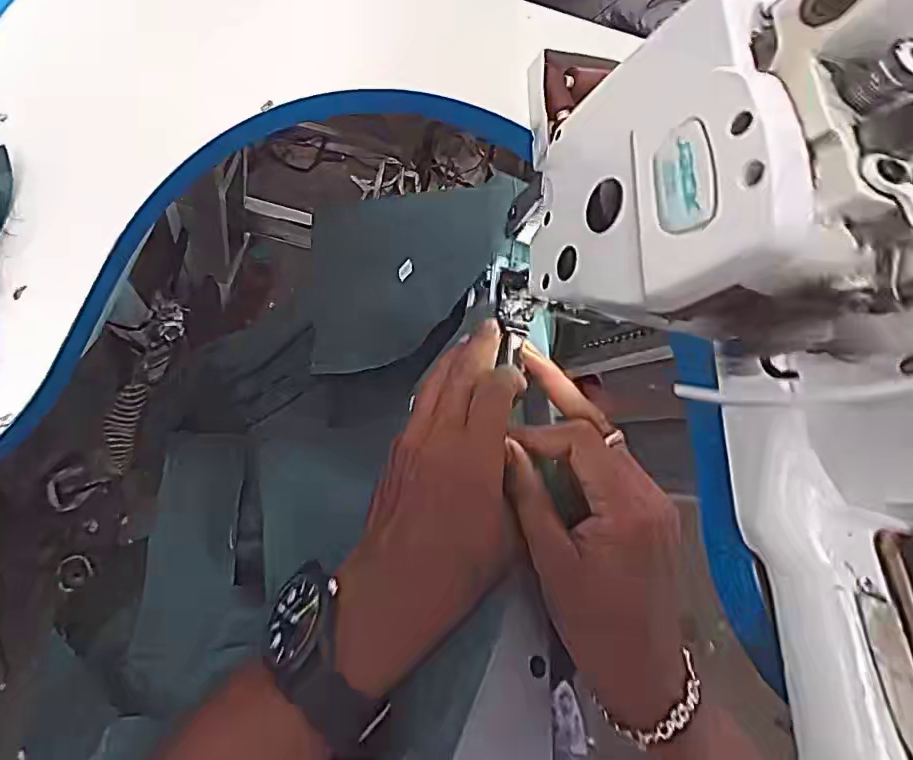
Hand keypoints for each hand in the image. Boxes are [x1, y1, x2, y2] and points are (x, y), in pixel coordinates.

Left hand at [333, 320, 524, 696]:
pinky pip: (421, 399)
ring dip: (454, 357)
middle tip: (492, 328)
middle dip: (479, 347)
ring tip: (468, 341)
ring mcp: (415, 438)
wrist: (392, 584)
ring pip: (436, 381)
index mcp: (475, 455)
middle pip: (461, 374)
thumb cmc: (456, 568)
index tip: (519, 375)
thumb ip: (519, 484)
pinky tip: (444, 378)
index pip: (493, 391)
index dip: (508, 375)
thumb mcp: (509, 533)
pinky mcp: (398, 446)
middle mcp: (442, 436)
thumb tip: (520, 451)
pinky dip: (436, 379)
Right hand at [506, 351, 686, 729]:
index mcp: (627, 506)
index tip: (506, 440)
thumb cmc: (598, 630)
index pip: (580, 441)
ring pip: (606, 442)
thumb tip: (508, 450)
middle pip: (599, 428)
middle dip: (560, 392)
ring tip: (537, 385)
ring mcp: (652, 499)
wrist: (646, 675)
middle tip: (530, 358)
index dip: (538, 433)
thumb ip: (529, 498)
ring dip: (569, 418)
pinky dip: (580, 449)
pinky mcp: (648, 509)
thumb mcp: (552, 564)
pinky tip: (555, 441)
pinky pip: (611, 464)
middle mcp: (647, 493)